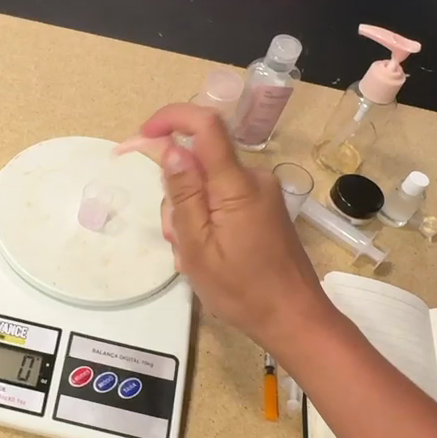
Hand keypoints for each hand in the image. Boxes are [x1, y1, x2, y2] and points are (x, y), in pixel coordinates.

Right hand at [134, 104, 332, 353]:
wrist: (294, 318)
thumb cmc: (242, 291)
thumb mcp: (198, 248)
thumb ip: (183, 195)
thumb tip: (170, 148)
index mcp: (236, 185)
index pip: (205, 125)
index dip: (170, 118)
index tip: (142, 137)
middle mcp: (253, 178)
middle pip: (199, 162)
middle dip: (175, 192)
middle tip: (176, 238)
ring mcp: (261, 193)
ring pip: (207, 184)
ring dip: (189, 213)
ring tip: (193, 255)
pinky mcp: (263, 207)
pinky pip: (222, 198)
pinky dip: (206, 220)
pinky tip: (208, 254)